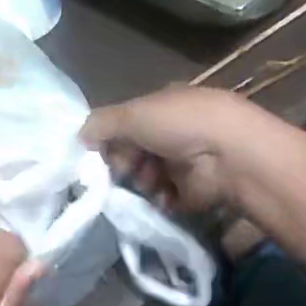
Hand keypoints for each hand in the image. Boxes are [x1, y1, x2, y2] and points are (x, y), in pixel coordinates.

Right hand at [80, 86, 289, 213]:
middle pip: (133, 153)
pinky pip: (162, 199)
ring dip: (141, 183)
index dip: (110, 139)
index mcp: (162, 106)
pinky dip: (159, 200)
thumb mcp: (133, 115)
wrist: (229, 156)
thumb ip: (100, 125)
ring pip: (145, 178)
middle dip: (124, 164)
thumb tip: (77, 137)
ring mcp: (182, 163)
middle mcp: (173, 132)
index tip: (98, 153)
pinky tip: (162, 197)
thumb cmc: (180, 125)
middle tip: (124, 171)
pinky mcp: (191, 191)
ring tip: (148, 183)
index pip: (125, 124)